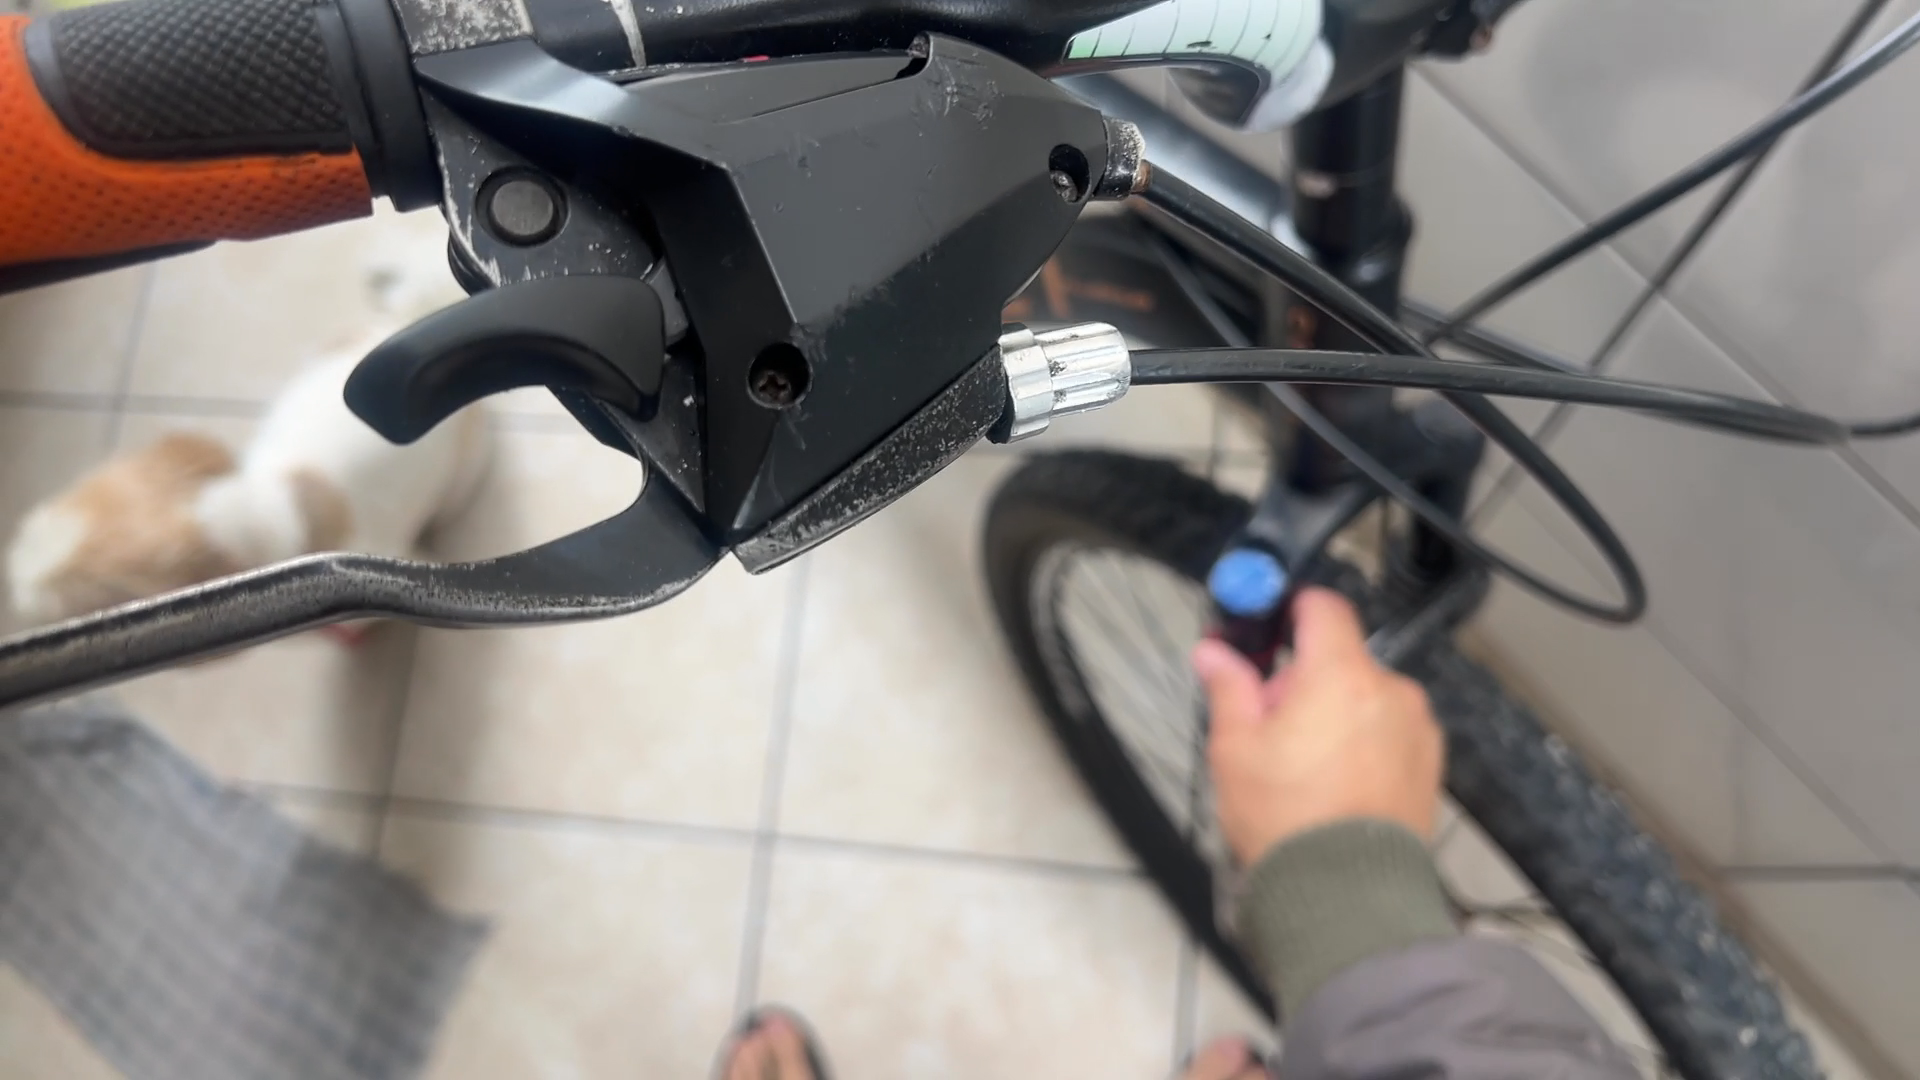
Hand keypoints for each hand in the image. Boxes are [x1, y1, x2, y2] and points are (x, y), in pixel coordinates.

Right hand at [1192, 587, 1443, 865]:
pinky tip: (1334, 780)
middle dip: (1301, 676)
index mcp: (1340, 677)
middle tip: (1269, 720)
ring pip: (1362, 695)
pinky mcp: (1429, 765)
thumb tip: (1211, 652)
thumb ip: (1228, 686)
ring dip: (1332, 708)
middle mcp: (1389, 693)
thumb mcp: (1235, 746)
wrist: (1346, 899)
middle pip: (1338, 658)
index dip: (1291, 606)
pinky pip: (1387, 728)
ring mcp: (1417, 730)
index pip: (1323, 608)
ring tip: (1302, 760)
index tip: (1267, 624)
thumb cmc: (1283, 816)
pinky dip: (1360, 737)